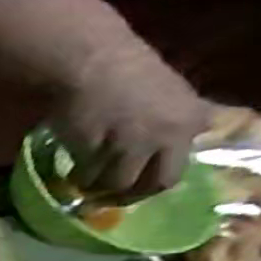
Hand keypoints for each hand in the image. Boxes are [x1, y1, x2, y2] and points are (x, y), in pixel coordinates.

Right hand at [52, 45, 208, 199]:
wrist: (92, 63)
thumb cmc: (126, 73)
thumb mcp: (168, 98)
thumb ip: (170, 125)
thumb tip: (159, 153)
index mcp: (190, 123)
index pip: (176, 170)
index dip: (149, 182)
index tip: (129, 187)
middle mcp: (168, 136)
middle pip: (153, 184)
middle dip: (128, 195)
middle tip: (107, 196)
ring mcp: (132, 144)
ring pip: (115, 183)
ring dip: (96, 185)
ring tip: (81, 179)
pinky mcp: (97, 149)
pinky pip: (87, 174)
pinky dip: (77, 175)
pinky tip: (70, 167)